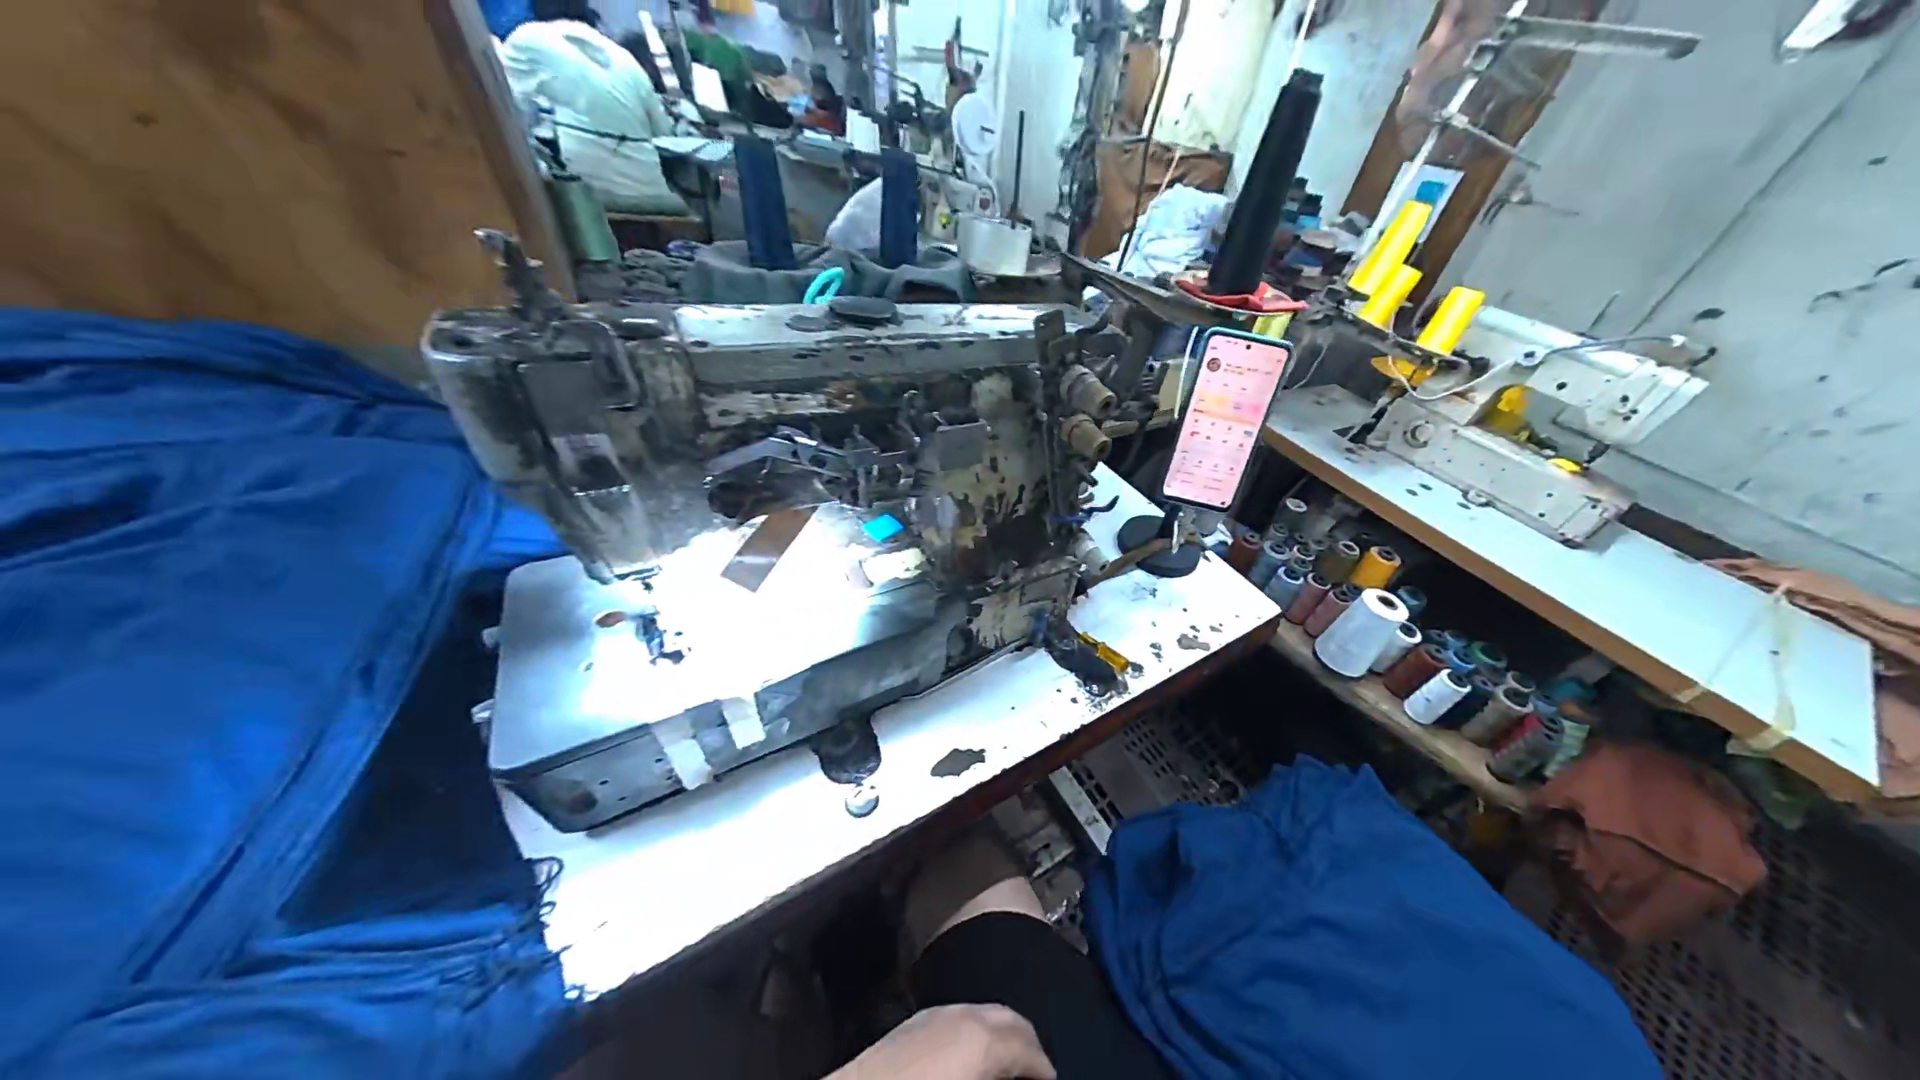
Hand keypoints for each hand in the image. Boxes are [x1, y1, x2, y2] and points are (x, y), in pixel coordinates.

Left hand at [828, 1004, 1056, 1079]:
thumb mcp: (974, 1079)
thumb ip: (999, 1075)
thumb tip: (1019, 1073)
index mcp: (982, 1038)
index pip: (1030, 1048)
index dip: (1046, 1070)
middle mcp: (963, 1014)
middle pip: (1010, 1019)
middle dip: (1029, 1046)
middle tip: (1038, 1075)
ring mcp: (935, 1014)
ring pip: (984, 1013)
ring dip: (1003, 1036)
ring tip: (1011, 1069)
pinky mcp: (914, 1024)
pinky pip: (961, 1019)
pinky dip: (979, 1034)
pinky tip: (975, 1061)